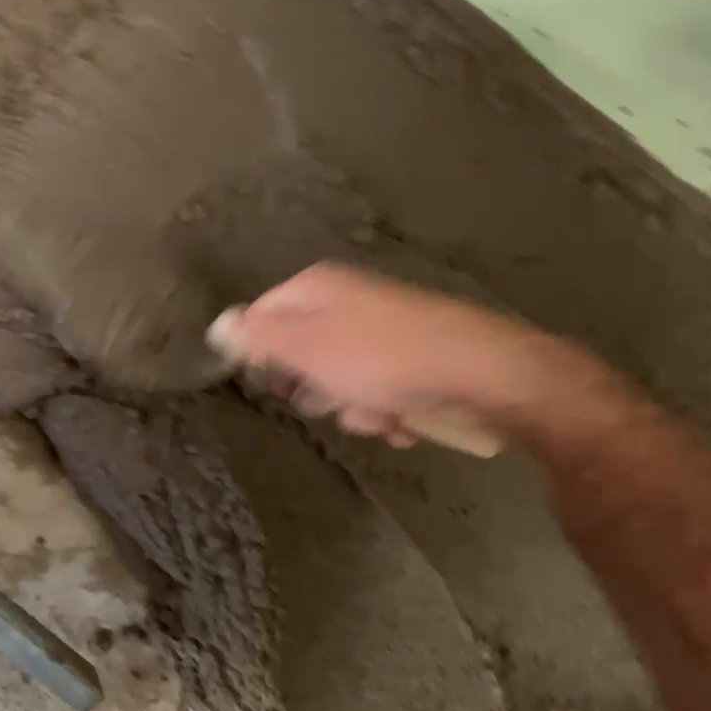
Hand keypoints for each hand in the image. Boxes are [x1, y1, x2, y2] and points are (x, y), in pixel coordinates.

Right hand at [207, 263, 598, 447]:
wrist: (493, 377)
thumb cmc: (386, 361)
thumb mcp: (305, 349)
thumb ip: (255, 337)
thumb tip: (217, 325)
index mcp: (317, 288)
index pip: (259, 320)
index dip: (261, 356)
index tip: (275, 383)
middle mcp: (349, 299)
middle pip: (299, 351)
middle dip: (311, 388)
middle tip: (328, 400)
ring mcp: (385, 326)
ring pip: (339, 375)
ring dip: (349, 406)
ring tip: (376, 417)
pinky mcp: (418, 354)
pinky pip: (379, 386)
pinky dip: (384, 409)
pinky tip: (401, 422)